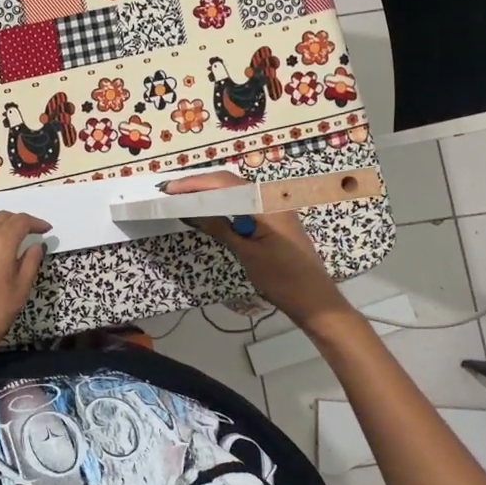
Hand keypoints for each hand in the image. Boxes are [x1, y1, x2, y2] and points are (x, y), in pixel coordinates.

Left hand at [0, 212, 50, 373]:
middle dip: (16, 222)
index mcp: (0, 241)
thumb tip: (35, 246)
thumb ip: (30, 263)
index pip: (21, 220)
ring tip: (6, 243)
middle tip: (28, 234)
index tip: (46, 229)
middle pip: (0, 217)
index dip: (36, 222)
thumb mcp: (19, 290)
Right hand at [162, 171, 353, 331]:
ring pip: (236, 192)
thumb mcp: (247, 253)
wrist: (315, 301)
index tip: (169, 189)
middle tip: (171, 192)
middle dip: (200, 185)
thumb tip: (193, 210)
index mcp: (267, 203)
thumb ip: (221, 227)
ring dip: (210, 194)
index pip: (225, 183)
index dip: (195, 183)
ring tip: (183, 199)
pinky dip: (223, 205)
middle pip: (230, 183)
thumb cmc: (282, 279)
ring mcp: (275, 209)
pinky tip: (208, 212)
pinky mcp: (274, 220)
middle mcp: (272, 199)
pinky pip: (244, 204)